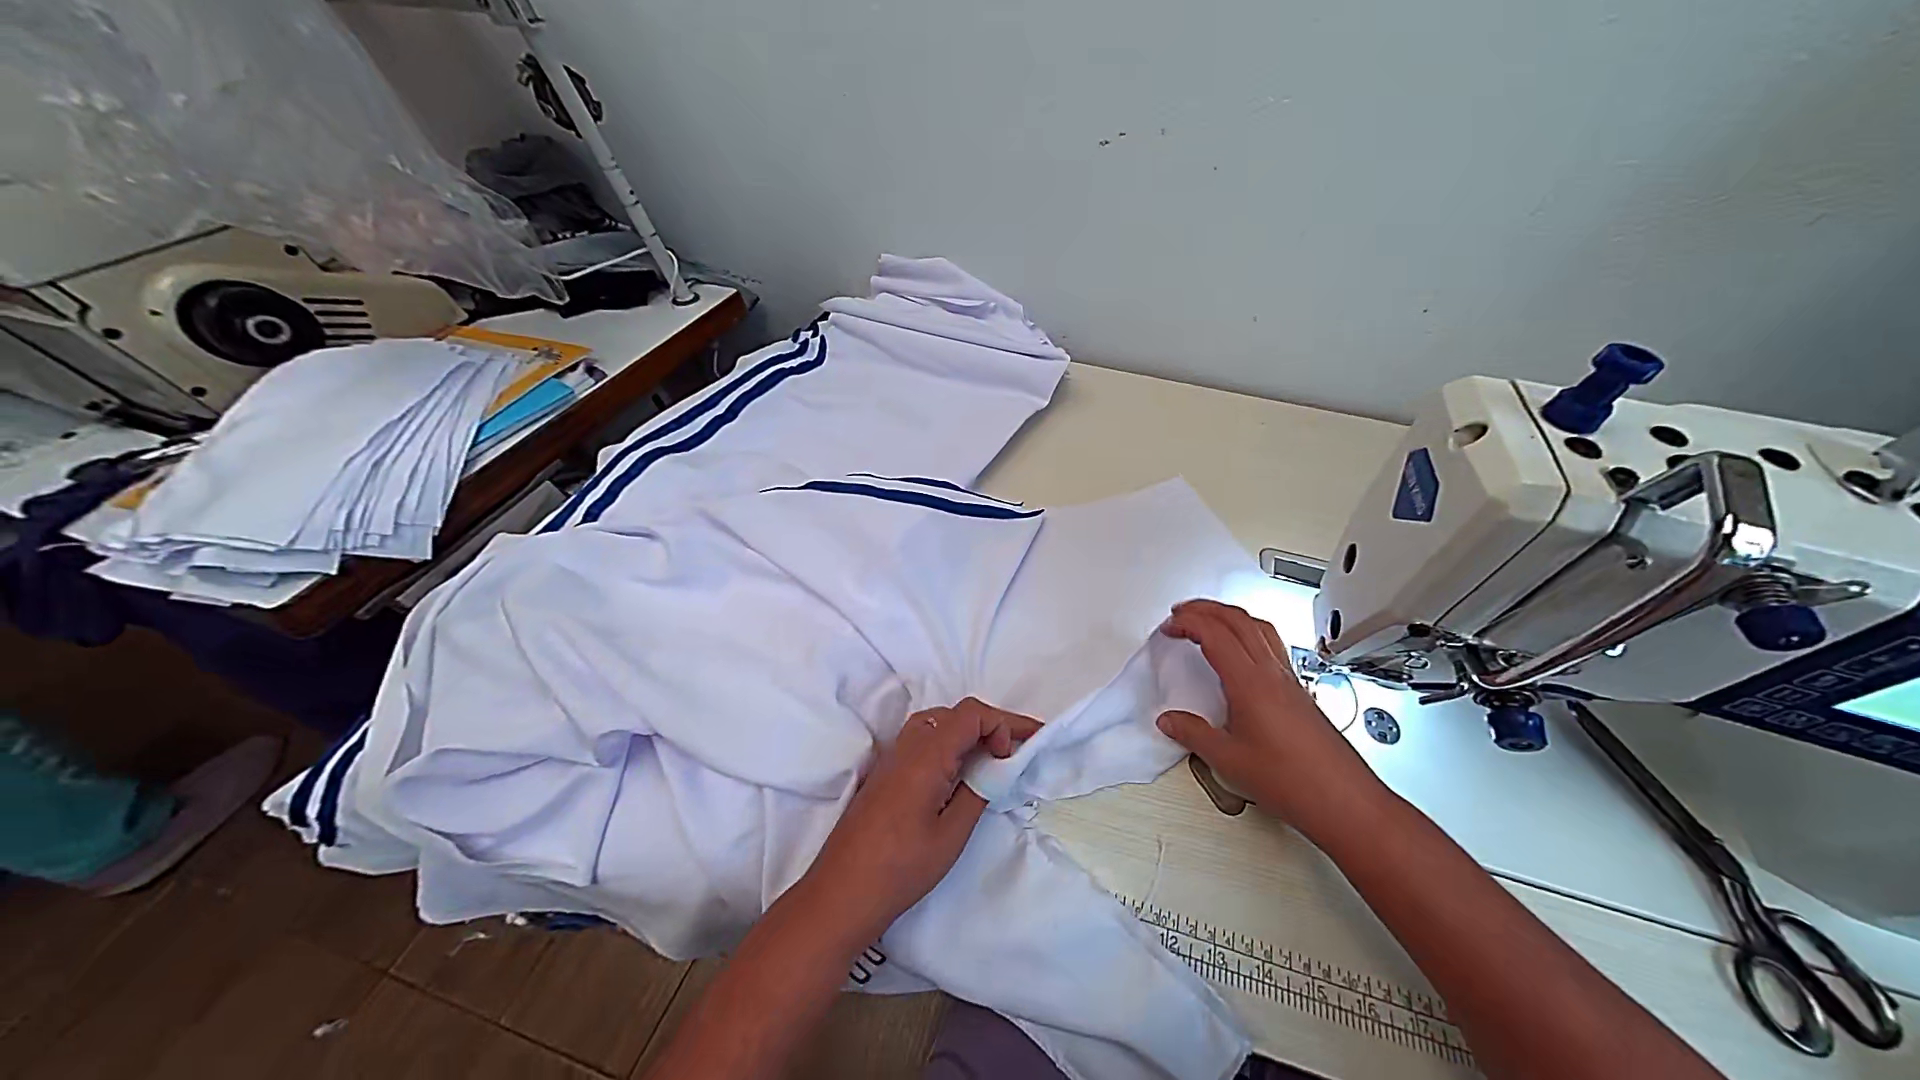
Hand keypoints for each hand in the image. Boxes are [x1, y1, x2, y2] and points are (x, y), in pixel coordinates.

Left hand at [799, 697, 1040, 943]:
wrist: (842, 892)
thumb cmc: (901, 867)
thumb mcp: (952, 833)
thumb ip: (978, 791)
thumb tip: (997, 766)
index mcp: (926, 755)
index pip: (972, 714)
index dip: (1003, 723)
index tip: (1022, 751)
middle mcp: (907, 745)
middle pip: (955, 714)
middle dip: (990, 725)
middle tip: (1014, 754)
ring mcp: (892, 757)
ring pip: (937, 723)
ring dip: (968, 733)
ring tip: (991, 762)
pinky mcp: (885, 772)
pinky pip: (922, 740)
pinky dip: (948, 744)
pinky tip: (959, 773)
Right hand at [1155, 599, 1385, 839]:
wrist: (1344, 802)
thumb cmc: (1296, 782)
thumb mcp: (1229, 760)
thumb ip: (1193, 735)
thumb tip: (1171, 721)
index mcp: (1251, 683)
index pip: (1215, 633)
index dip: (1187, 622)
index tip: (1169, 626)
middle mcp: (1274, 674)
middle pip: (1238, 619)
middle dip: (1205, 609)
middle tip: (1181, 613)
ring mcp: (1290, 681)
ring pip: (1259, 627)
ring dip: (1230, 616)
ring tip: (1209, 621)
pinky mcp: (1300, 692)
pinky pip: (1273, 646)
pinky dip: (1249, 634)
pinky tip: (1242, 652)